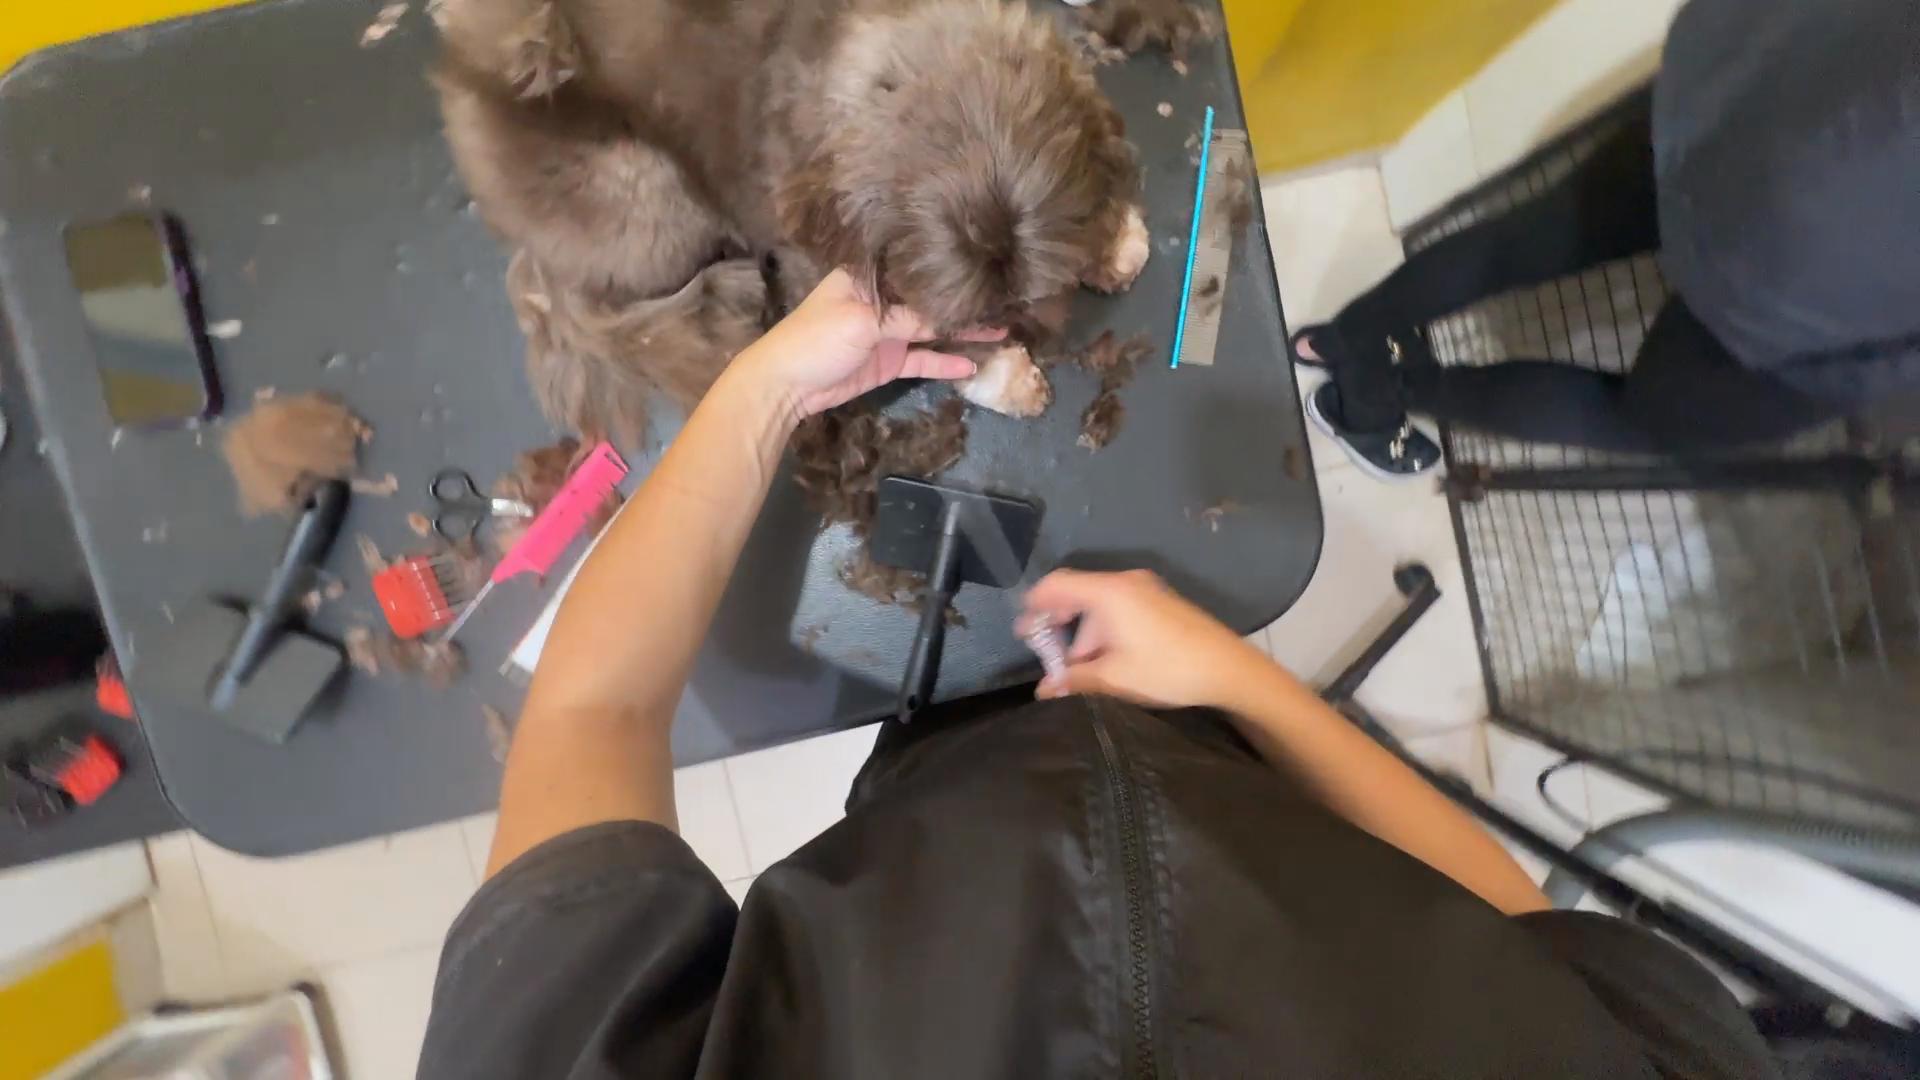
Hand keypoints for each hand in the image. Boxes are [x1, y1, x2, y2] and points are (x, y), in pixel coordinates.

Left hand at [740, 269, 1001, 419]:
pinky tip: (972, 364)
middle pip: (928, 299)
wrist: (787, 386)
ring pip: (931, 330)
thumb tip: (949, 312)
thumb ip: (907, 317)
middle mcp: (882, 300)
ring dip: (961, 332)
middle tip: (1003, 300)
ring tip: (1001, 330)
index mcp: (869, 277)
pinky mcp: (889, 361)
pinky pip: (923, 359)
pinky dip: (945, 362)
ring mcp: (887, 332)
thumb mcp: (862, 322)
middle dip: (962, 301)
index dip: (947, 268)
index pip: (914, 267)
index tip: (984, 266)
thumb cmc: (816, 339)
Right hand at [1017, 569, 1271, 708]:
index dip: (1034, 605)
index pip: (1057, 584)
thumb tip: (1043, 691)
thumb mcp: (1115, 678)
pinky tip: (1109, 660)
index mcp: (1110, 593)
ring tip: (1083, 670)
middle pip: (1077, 593)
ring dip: (1084, 634)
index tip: (1023, 629)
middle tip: (1047, 654)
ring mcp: (1146, 590)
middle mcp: (1125, 582)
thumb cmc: (1169, 669)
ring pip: (1099, 605)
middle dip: (1059, 624)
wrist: (1231, 670)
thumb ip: (1074, 681)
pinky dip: (1105, 629)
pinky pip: (1119, 608)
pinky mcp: (1160, 602)